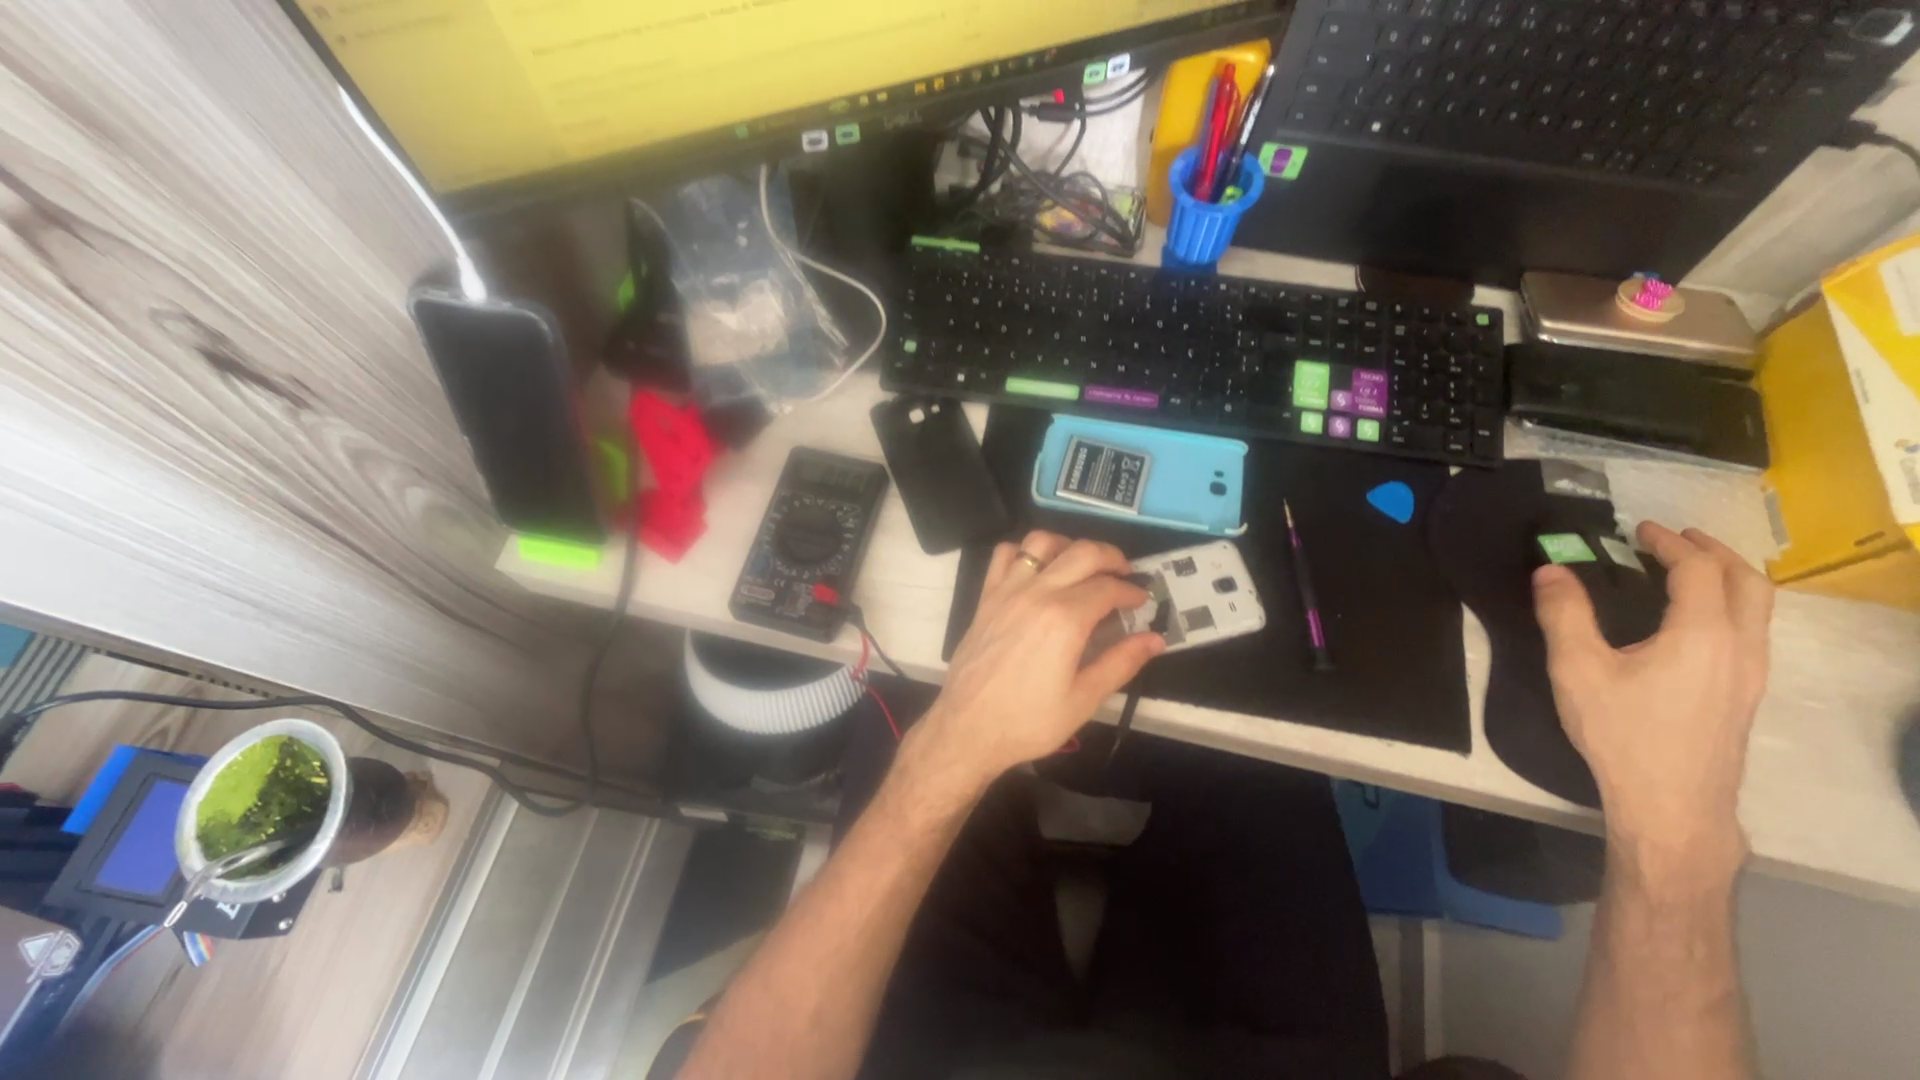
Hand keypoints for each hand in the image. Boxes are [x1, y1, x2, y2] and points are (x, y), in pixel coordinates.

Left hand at [912, 531, 1164, 785]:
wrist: (967, 729)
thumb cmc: (1028, 721)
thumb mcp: (1084, 700)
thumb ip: (1121, 663)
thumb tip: (1156, 639)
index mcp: (1065, 619)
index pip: (1109, 587)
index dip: (1132, 591)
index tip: (1141, 602)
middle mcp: (1037, 594)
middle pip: (1082, 552)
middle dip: (1111, 557)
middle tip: (1124, 576)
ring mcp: (1007, 591)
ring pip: (1041, 542)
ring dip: (1068, 546)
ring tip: (1082, 567)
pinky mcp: (986, 598)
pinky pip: (1004, 555)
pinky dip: (1025, 553)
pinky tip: (1038, 572)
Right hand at [1532, 523, 1772, 879]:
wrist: (1671, 803)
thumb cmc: (1622, 733)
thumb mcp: (1577, 670)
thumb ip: (1564, 614)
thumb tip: (1551, 570)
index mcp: (1701, 633)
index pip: (1697, 569)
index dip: (1669, 542)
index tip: (1639, 529)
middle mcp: (1740, 646)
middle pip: (1746, 581)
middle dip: (1711, 551)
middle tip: (1674, 538)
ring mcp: (1751, 673)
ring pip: (1757, 607)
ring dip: (1727, 577)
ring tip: (1689, 570)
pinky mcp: (1746, 693)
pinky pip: (1751, 630)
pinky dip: (1729, 604)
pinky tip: (1694, 620)